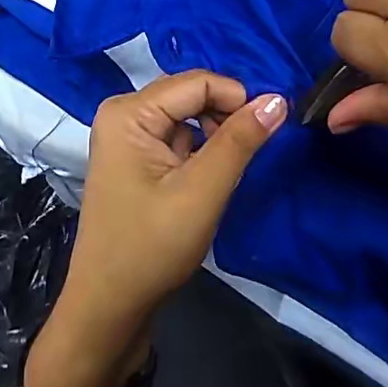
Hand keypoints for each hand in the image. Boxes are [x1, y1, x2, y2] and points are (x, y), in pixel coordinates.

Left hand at [27, 72, 285, 386]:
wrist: (110, 304)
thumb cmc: (151, 248)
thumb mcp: (202, 192)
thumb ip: (239, 141)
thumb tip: (277, 99)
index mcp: (128, 111)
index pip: (197, 82)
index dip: (238, 99)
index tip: (270, 129)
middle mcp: (123, 112)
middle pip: (190, 93)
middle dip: (225, 116)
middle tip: (248, 155)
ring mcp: (126, 134)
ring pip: (186, 115)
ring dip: (214, 134)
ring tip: (224, 173)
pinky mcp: (134, 156)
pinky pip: (176, 135)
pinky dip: (199, 149)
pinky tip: (208, 178)